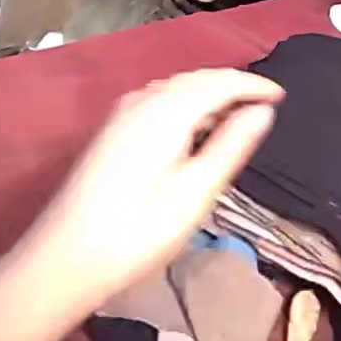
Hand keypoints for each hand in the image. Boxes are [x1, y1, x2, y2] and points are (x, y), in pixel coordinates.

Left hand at [17, 68, 283, 300]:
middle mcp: (145, 98)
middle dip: (235, 86)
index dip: (255, 85)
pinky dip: (188, 102)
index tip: (281, 96)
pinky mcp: (113, 126)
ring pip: (180, 86)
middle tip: (263, 105)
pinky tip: (193, 127)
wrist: (58, 262)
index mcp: (168, 108)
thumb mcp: (194, 194)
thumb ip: (231, 145)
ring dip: (211, 93)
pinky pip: (162, 97)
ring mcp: (125, 110)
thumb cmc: (136, 231)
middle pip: (201, 78)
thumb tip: (263, 111)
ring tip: (235, 115)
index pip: (223, 81)